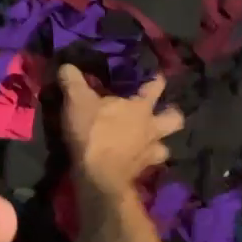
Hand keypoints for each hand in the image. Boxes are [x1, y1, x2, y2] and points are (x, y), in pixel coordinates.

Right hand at [56, 66, 184, 189]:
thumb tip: (67, 65)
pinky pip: (149, 166)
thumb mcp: (77, 100)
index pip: (156, 87)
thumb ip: (72, 80)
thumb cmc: (93, 132)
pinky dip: (144, 163)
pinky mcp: (141, 173)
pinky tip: (134, 160)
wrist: (98, 176)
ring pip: (166, 147)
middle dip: (171, 114)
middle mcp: (151, 129)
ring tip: (148, 141)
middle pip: (174, 120)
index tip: (156, 75)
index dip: (156, 79)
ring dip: (159, 143)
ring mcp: (149, 153)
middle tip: (161, 112)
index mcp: (141, 108)